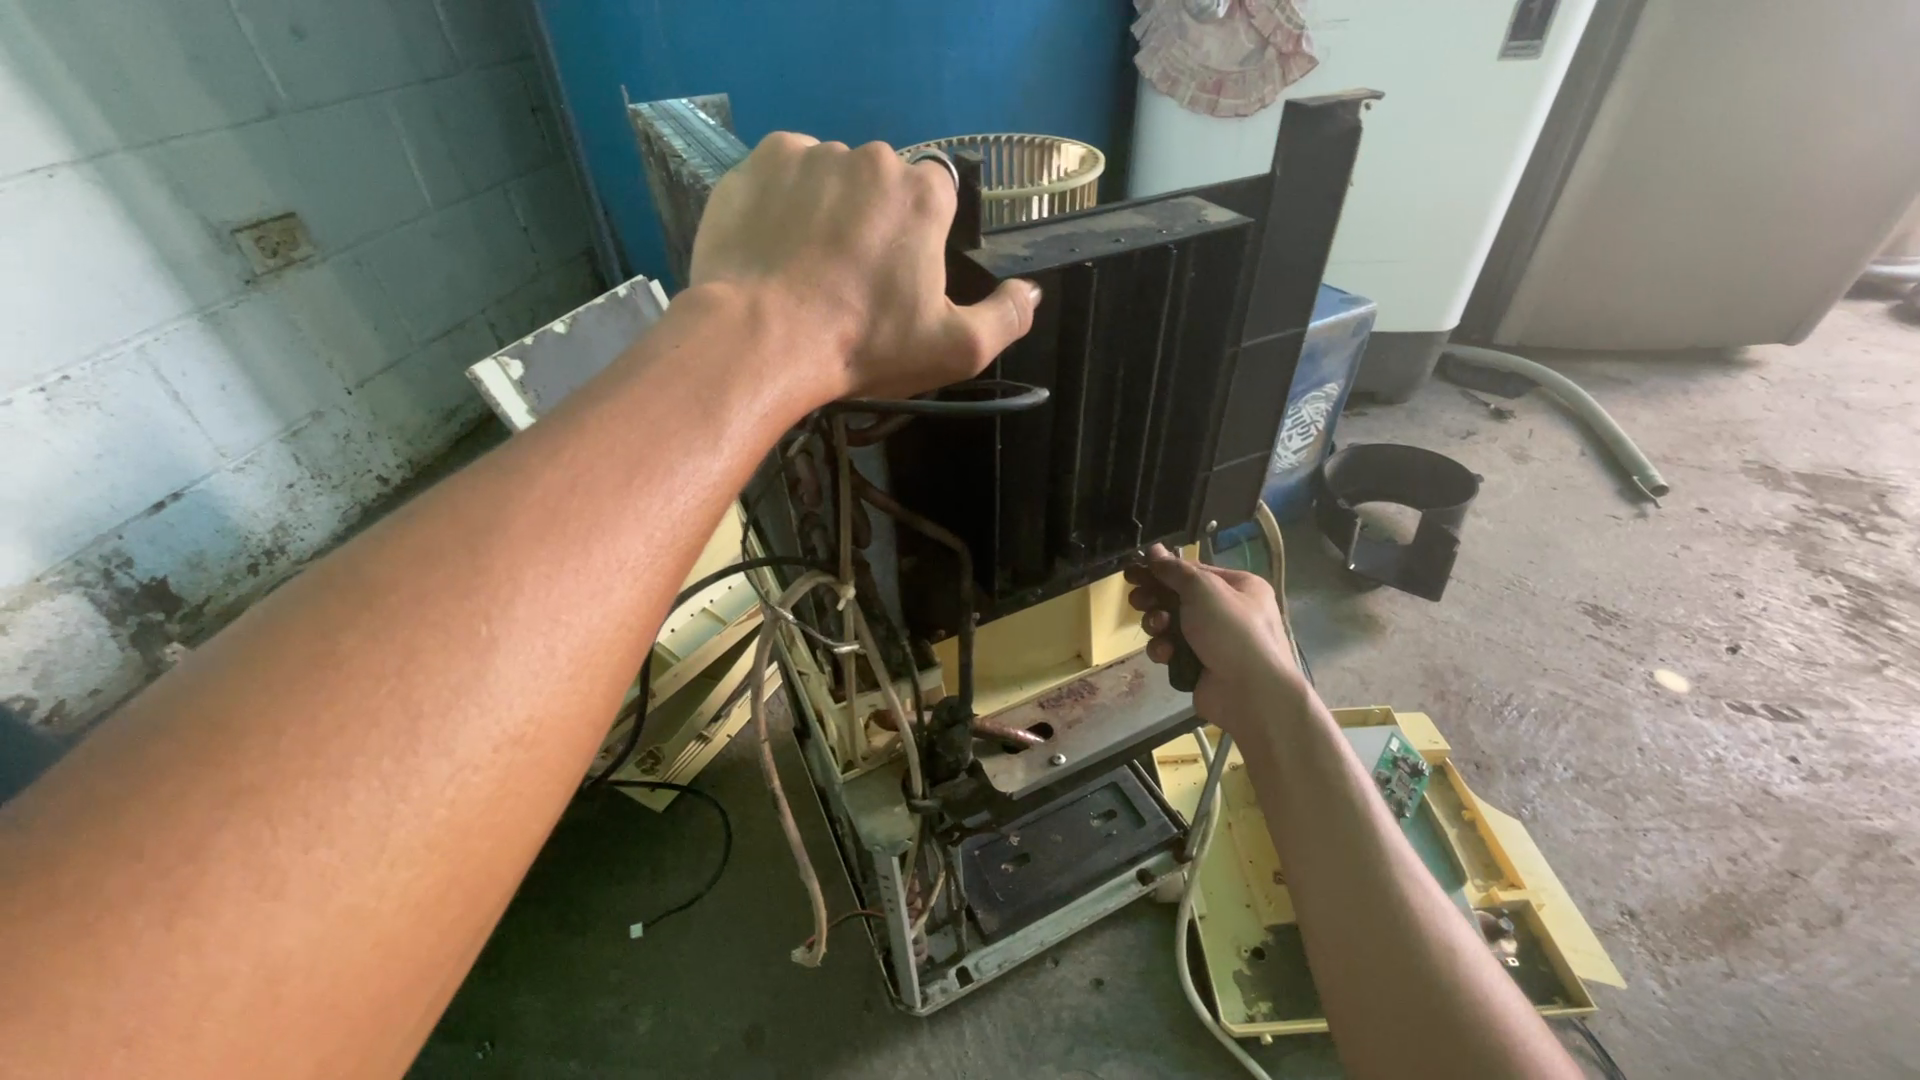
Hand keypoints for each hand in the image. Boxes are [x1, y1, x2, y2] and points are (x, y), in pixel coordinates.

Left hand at [690, 132, 1040, 401]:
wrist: (762, 339)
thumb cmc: (865, 344)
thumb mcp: (955, 350)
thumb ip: (1007, 318)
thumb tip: (1031, 291)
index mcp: (923, 195)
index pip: (937, 197)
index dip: (922, 236)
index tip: (901, 275)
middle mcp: (870, 158)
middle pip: (882, 184)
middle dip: (874, 220)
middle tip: (851, 278)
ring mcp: (809, 154)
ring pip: (831, 177)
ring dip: (828, 209)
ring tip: (807, 266)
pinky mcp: (757, 163)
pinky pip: (783, 175)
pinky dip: (783, 202)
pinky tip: (775, 246)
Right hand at [1124, 544, 1303, 733]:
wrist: (1251, 693)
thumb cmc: (1231, 631)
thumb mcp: (1203, 590)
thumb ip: (1175, 570)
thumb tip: (1154, 550)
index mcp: (1239, 586)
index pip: (1194, 571)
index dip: (1163, 570)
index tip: (1134, 572)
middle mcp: (1229, 611)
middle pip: (1180, 598)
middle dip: (1156, 599)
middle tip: (1137, 601)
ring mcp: (1215, 641)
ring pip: (1173, 625)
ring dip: (1159, 625)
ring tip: (1157, 628)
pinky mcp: (1201, 665)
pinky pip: (1174, 650)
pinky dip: (1165, 650)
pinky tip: (1165, 654)